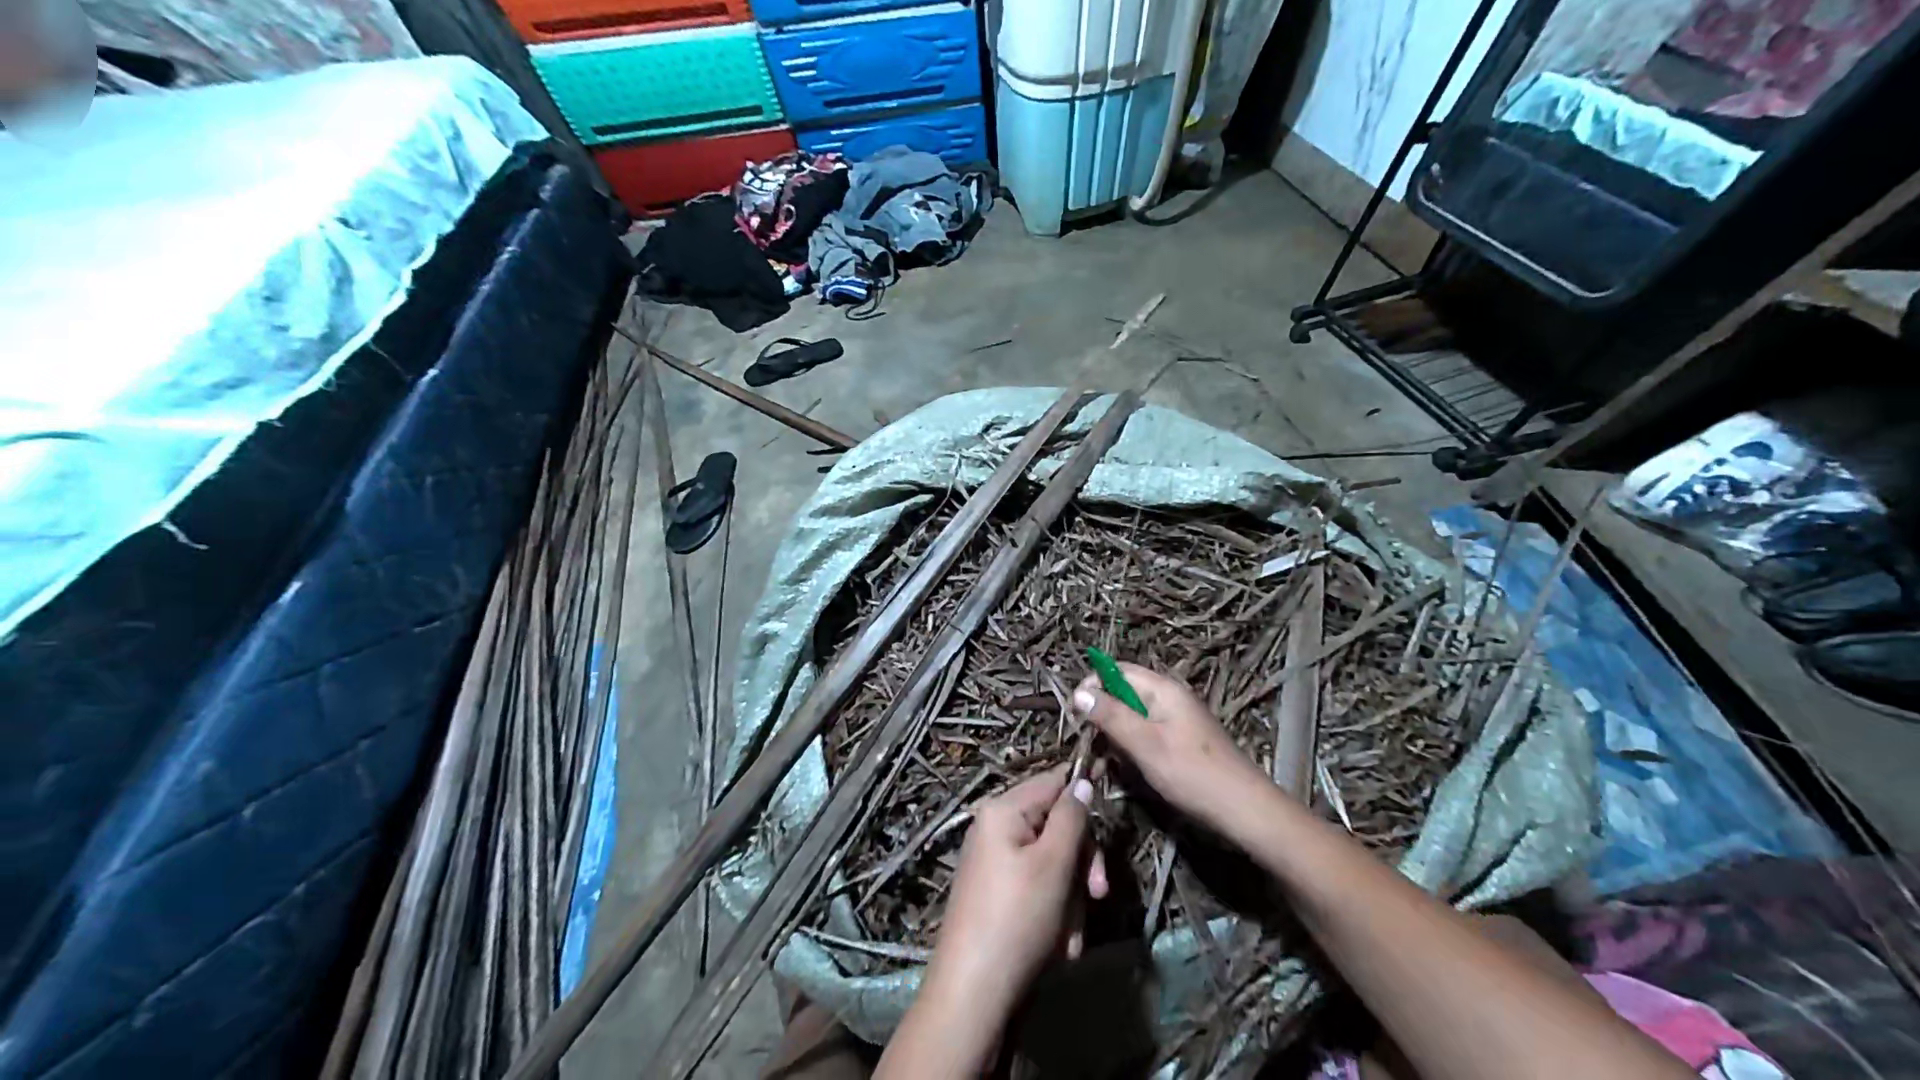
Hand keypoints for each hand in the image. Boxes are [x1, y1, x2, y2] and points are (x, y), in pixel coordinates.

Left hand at [924, 767, 1104, 1018]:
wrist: (974, 989)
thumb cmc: (1017, 917)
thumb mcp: (1053, 863)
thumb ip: (1072, 818)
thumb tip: (1081, 780)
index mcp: (1003, 810)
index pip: (1053, 782)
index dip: (1084, 791)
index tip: (1111, 806)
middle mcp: (996, 828)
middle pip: (1058, 827)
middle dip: (1082, 863)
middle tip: (1098, 893)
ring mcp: (997, 862)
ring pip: (1054, 864)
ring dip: (1071, 898)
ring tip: (1069, 933)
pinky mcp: (1000, 893)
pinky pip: (1039, 889)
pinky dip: (1055, 914)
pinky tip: (1057, 944)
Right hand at [1072, 663, 1274, 837]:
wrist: (1244, 810)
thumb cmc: (1192, 773)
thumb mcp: (1145, 744)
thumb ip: (1111, 715)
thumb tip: (1079, 692)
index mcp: (1163, 689)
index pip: (1117, 670)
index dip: (1092, 685)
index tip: (1075, 713)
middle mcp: (1169, 698)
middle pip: (1122, 693)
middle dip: (1100, 714)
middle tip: (1086, 743)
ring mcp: (1175, 721)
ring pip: (1131, 717)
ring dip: (1112, 735)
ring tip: (1100, 762)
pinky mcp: (1178, 742)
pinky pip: (1144, 734)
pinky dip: (1129, 748)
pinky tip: (1122, 769)